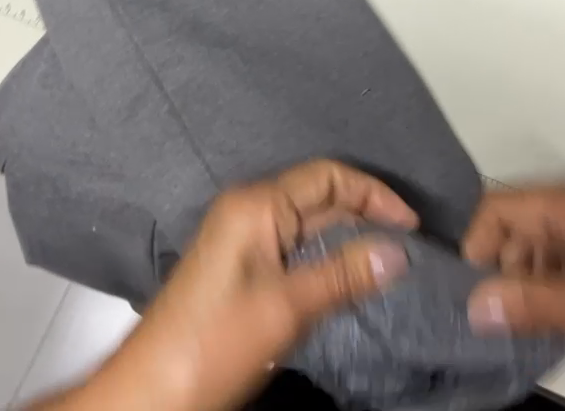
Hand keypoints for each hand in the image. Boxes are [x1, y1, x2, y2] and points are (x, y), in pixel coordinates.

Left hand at [62, 160, 415, 410]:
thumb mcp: (286, 307)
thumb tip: (400, 252)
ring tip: (391, 266)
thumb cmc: (216, 341)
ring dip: (350, 240)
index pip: (327, 176)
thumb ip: (343, 275)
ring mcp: (245, 240)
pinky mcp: (244, 270)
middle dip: (366, 216)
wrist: (152, 392)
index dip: (373, 194)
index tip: (412, 227)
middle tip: (410, 249)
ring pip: (310, 226)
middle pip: (320, 197)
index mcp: (256, 203)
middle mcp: (251, 210)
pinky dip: (329, 260)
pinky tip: (353, 282)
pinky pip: (296, 250)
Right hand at [461, 176, 564, 376]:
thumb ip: (534, 304)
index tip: (469, 292)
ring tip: (535, 323)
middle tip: (502, 317)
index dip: (479, 245)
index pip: (503, 206)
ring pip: (549, 241)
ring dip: (535, 278)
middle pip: (523, 222)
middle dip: (507, 266)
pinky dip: (563, 281)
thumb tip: (476, 305)